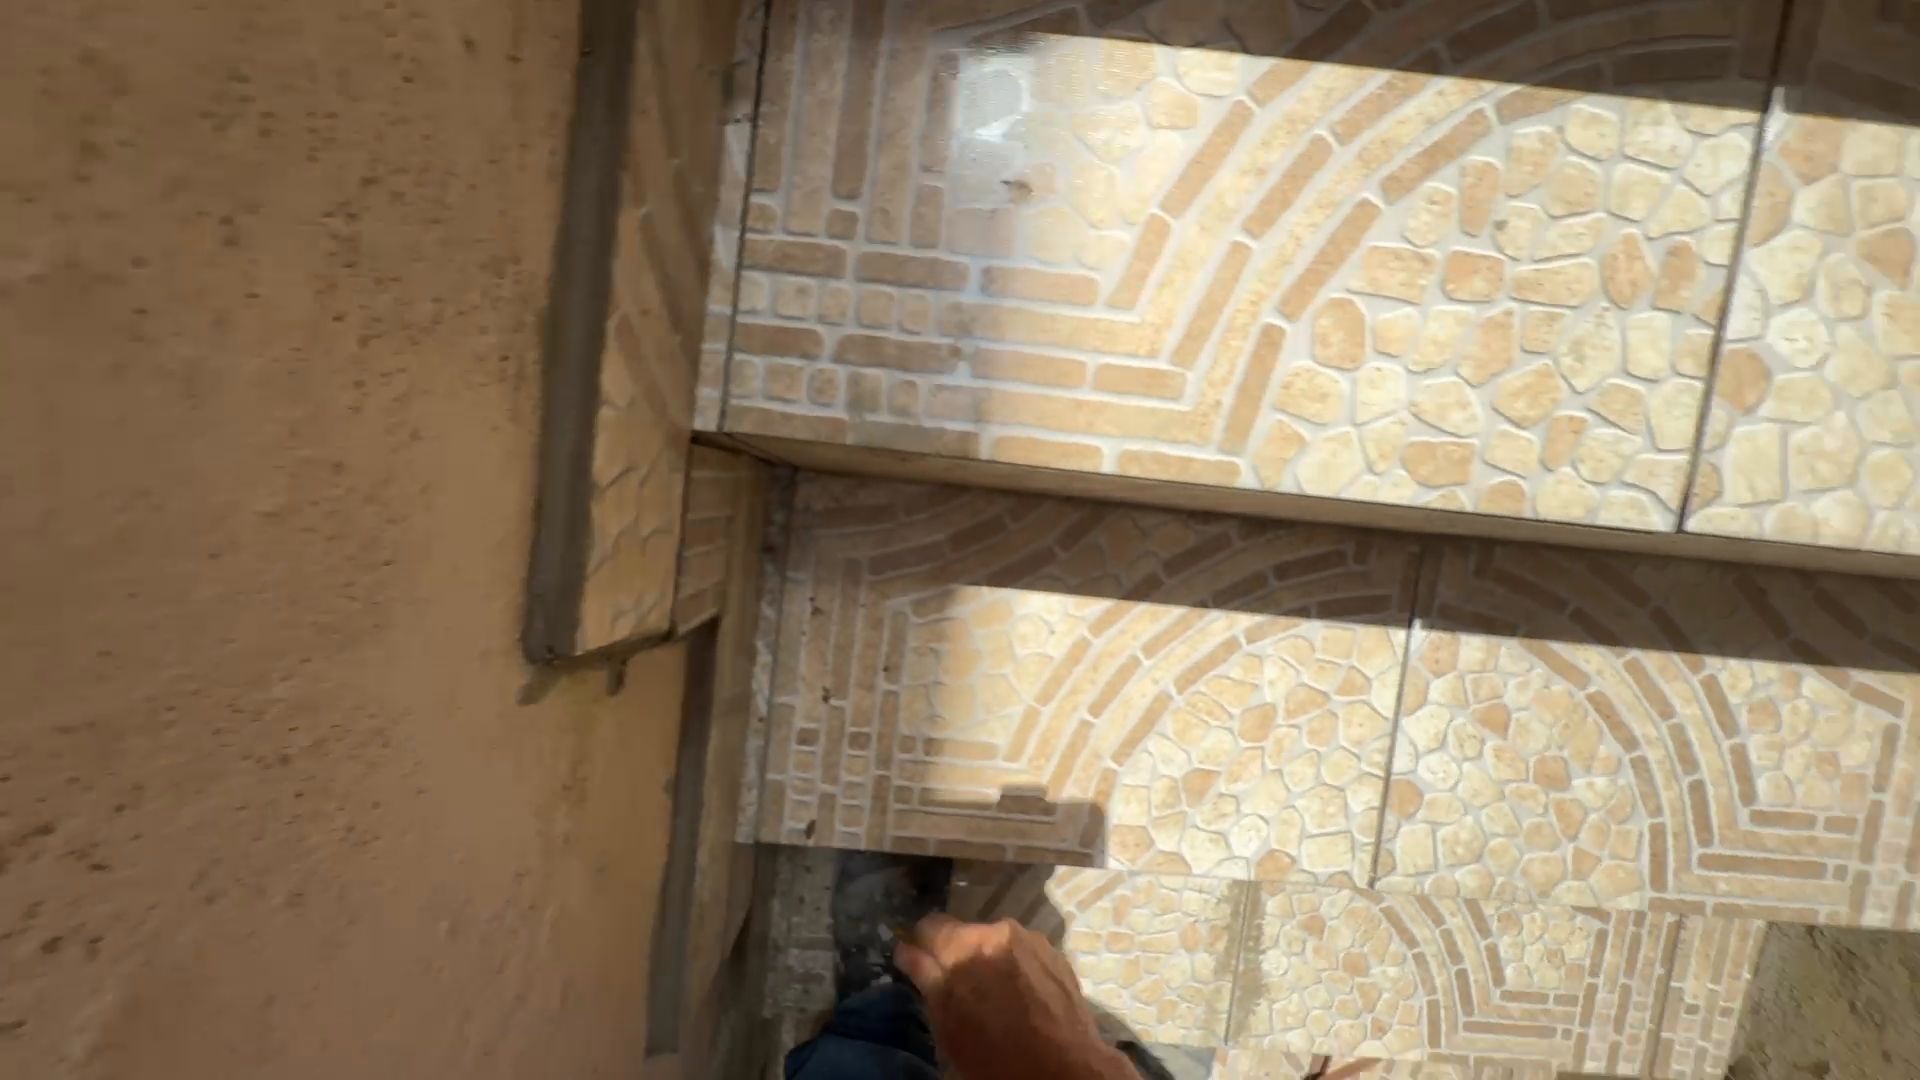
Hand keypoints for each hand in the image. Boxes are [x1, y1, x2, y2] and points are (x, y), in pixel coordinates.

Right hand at [894, 914, 1136, 1079]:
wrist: (1065, 1071)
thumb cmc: (995, 1057)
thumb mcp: (948, 1025)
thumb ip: (925, 977)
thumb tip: (905, 949)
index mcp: (964, 945)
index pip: (930, 925)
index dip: (921, 944)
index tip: (920, 962)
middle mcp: (997, 929)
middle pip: (965, 934)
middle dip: (959, 957)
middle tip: (962, 993)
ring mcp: (1029, 937)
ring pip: (996, 942)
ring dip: (990, 961)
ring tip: (997, 998)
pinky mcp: (1054, 952)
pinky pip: (1023, 952)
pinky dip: (1016, 968)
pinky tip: (1022, 998)